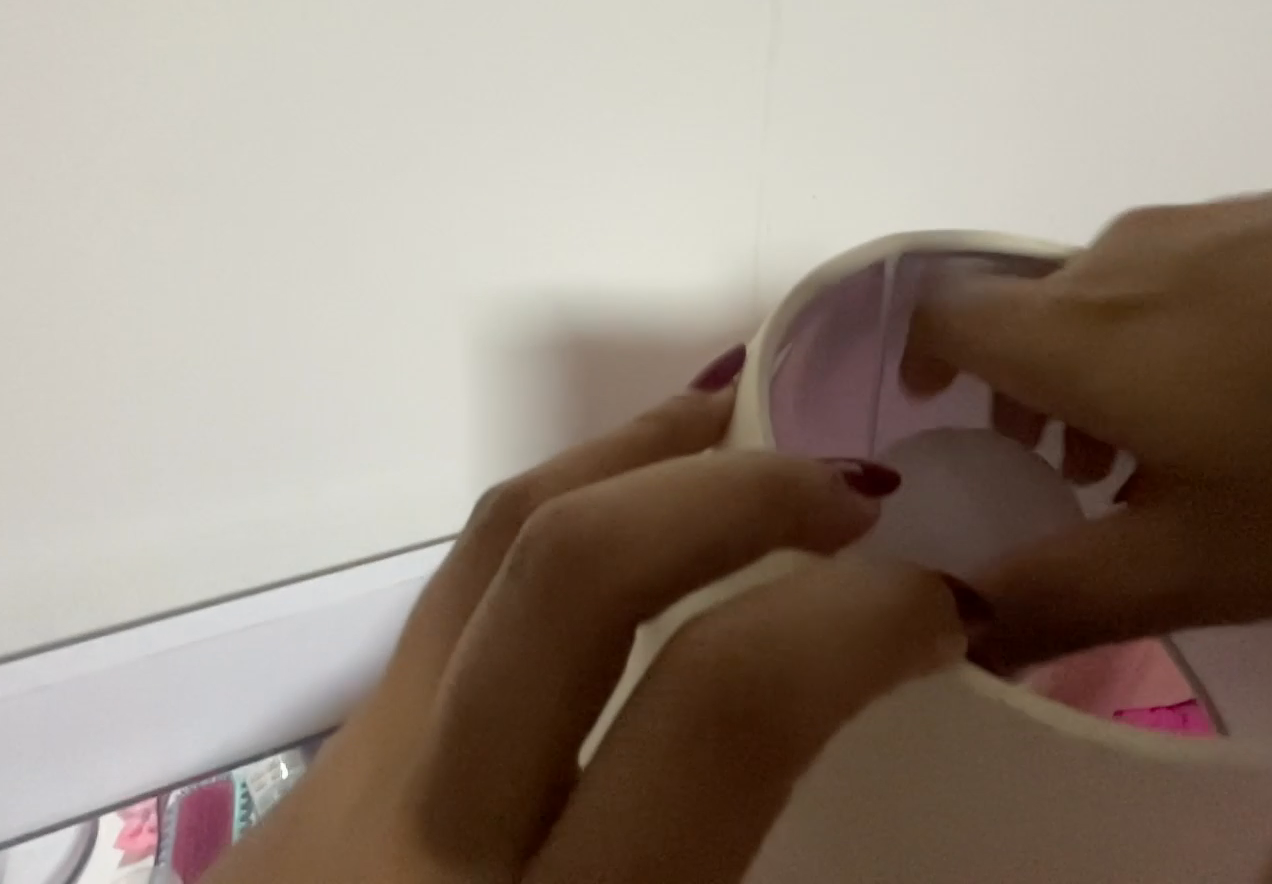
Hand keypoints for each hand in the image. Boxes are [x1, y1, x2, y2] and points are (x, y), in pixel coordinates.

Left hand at [203, 354, 971, 883]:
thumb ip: (774, 864)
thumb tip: (887, 748)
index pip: (718, 705)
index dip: (854, 622)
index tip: (945, 600)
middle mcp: (416, 832)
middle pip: (575, 564)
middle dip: (740, 491)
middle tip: (856, 484)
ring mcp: (345, 774)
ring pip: (503, 533)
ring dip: (648, 455)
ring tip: (754, 431)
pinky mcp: (326, 756)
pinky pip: (472, 576)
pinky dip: (579, 507)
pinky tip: (647, 509)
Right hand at [905, 128, 1271, 671]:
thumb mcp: (1218, 563)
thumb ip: (1066, 594)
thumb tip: (960, 623)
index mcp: (1080, 330)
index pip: (942, 315)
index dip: (920, 362)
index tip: (943, 423)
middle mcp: (1122, 254)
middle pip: (1024, 314)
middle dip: (1021, 394)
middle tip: (1077, 479)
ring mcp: (1210, 220)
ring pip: (1106, 298)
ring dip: (1101, 372)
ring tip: (1178, 452)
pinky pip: (1182, 274)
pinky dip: (1173, 338)